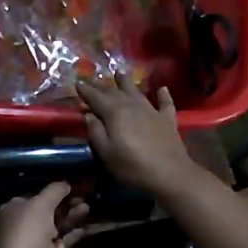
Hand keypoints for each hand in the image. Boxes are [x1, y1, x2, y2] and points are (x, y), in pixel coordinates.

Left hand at [0, 181, 89, 247]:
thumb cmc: (29, 226)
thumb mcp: (41, 202)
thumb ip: (55, 190)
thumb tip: (66, 183)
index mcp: (14, 208)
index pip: (33, 196)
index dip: (51, 190)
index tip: (69, 185)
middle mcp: (24, 223)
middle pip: (48, 209)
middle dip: (65, 203)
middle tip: (82, 196)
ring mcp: (37, 238)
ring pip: (57, 223)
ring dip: (71, 215)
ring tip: (86, 206)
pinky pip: (64, 237)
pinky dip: (74, 231)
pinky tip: (87, 222)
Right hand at [77, 76, 201, 197]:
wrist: (170, 174)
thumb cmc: (133, 166)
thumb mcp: (107, 153)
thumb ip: (96, 132)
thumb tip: (89, 114)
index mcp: (115, 113)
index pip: (96, 97)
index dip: (86, 90)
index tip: (77, 83)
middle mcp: (133, 106)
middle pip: (115, 92)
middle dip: (102, 86)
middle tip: (93, 81)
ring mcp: (152, 111)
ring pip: (137, 92)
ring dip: (127, 82)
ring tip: (120, 74)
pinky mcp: (168, 120)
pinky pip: (165, 103)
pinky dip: (163, 95)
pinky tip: (162, 88)